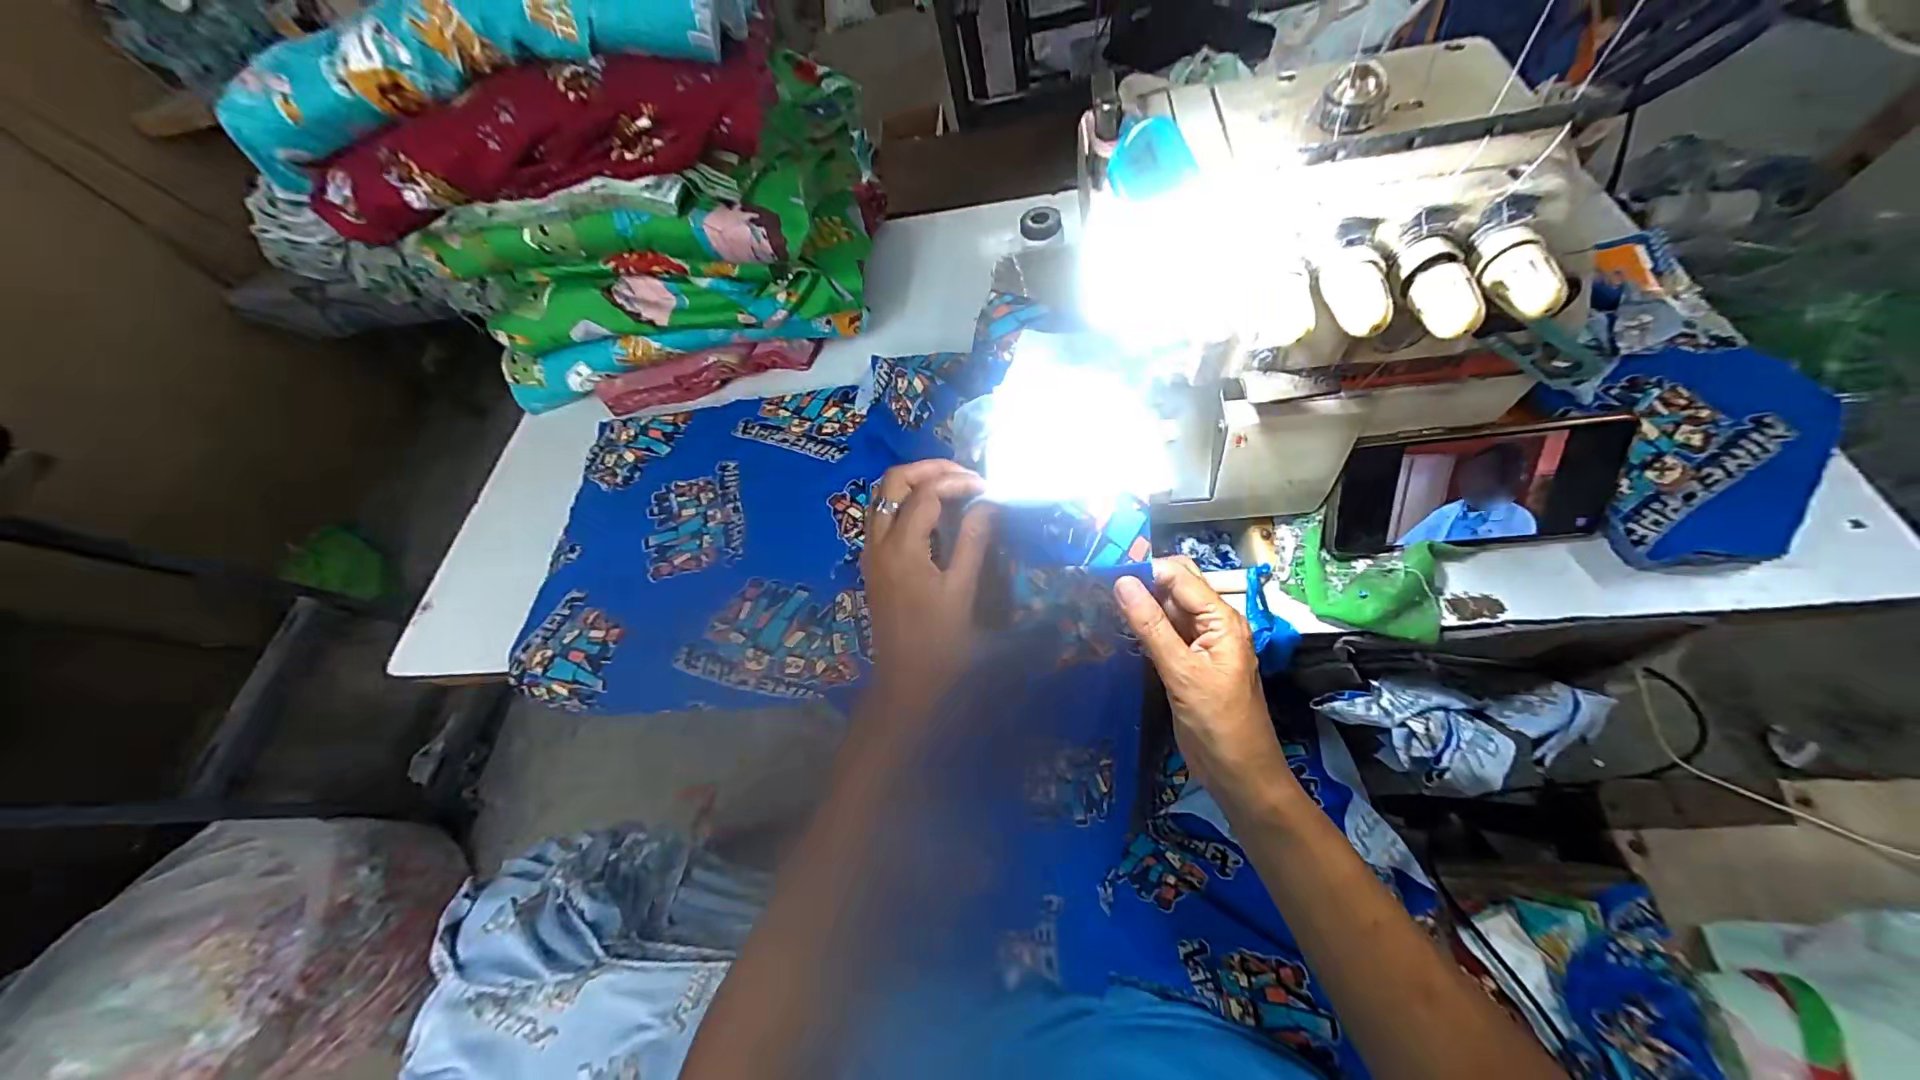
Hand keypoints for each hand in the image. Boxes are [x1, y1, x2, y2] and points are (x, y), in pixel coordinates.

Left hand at [861, 460, 993, 712]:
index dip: (957, 482)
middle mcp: (877, 544)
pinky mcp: (872, 564)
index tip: (987, 488)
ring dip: (914, 484)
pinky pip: (881, 517)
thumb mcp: (963, 591)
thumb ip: (973, 541)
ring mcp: (870, 553)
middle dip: (928, 470)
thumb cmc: (940, 643)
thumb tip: (987, 504)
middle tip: (965, 475)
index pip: (926, 494)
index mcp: (901, 549)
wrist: (906, 683)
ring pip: (882, 497)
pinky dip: (904, 503)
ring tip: (952, 488)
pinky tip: (934, 514)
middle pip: (892, 482)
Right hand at [1113, 557, 1288, 800]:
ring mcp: (1198, 644)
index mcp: (1221, 619)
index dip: (1145, 570)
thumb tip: (1122, 583)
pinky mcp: (1185, 662)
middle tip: (1101, 588)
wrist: (1239, 773)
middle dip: (1142, 583)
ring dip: (1139, 605)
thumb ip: (1150, 626)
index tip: (1105, 574)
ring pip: (1166, 610)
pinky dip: (1142, 628)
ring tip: (1101, 603)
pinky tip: (1118, 629)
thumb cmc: (1219, 724)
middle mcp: (1211, 624)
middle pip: (1175, 588)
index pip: (1180, 577)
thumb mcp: (1182, 672)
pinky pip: (1163, 633)